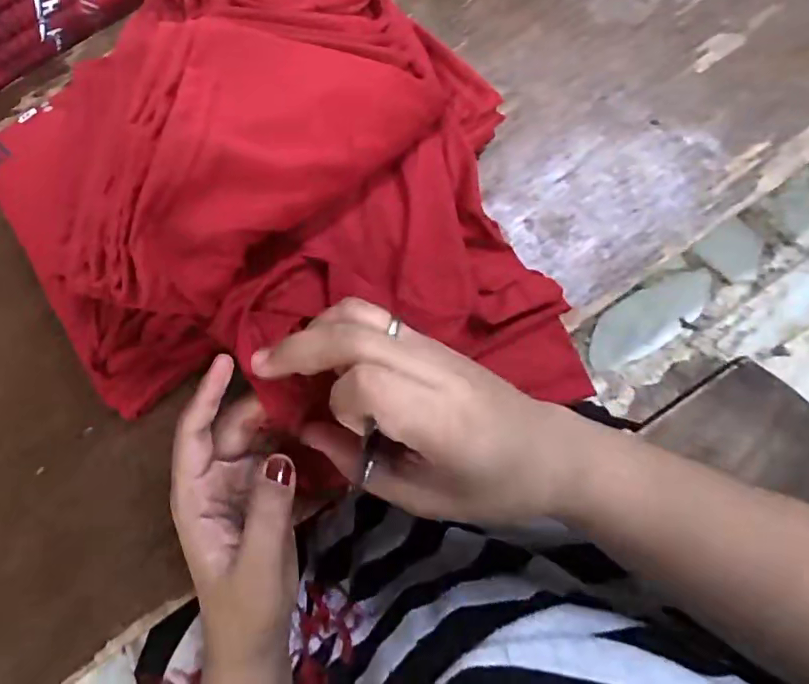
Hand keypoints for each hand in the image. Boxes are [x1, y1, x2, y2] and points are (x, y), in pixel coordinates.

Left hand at [170, 354, 297, 682]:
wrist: (257, 646)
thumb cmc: (245, 610)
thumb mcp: (258, 564)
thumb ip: (269, 510)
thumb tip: (281, 455)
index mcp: (194, 494)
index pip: (192, 433)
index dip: (206, 395)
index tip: (225, 360)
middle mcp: (212, 480)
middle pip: (232, 428)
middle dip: (261, 406)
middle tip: (300, 385)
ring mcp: (238, 484)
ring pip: (257, 438)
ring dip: (282, 421)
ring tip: (314, 399)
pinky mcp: (261, 493)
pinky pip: (277, 456)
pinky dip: (295, 443)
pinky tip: (319, 430)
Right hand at [252, 298, 597, 524]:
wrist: (547, 447)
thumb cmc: (491, 486)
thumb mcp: (424, 498)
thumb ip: (359, 465)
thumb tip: (305, 430)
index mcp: (439, 416)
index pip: (367, 382)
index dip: (339, 402)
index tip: (340, 428)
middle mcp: (430, 365)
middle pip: (353, 332)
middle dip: (299, 345)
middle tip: (260, 364)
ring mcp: (429, 342)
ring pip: (360, 311)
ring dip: (314, 326)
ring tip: (287, 354)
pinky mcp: (426, 334)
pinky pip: (371, 314)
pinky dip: (335, 322)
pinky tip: (320, 345)